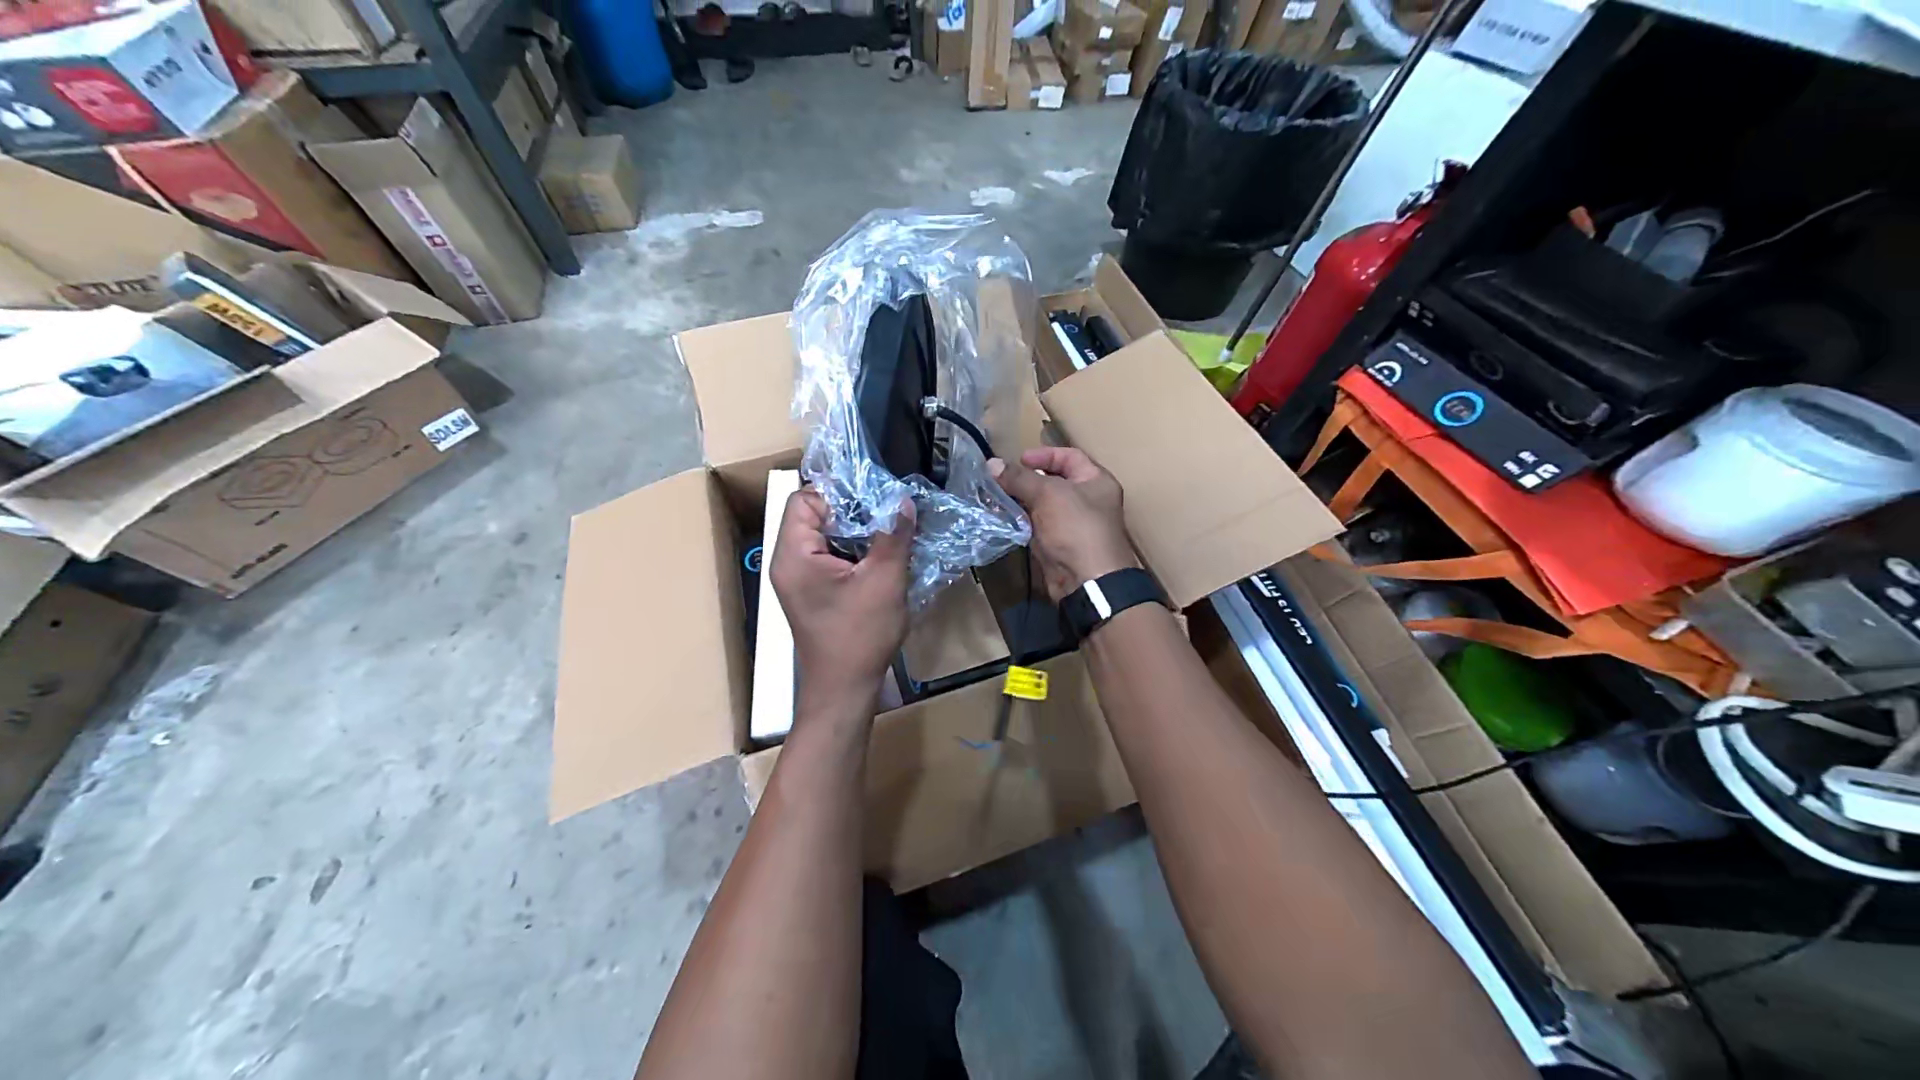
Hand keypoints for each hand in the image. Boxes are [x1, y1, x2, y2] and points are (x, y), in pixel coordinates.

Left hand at [770, 490, 913, 716]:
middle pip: (813, 516)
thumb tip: (904, 501)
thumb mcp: (883, 580)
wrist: (844, 690)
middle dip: (852, 509)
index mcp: (794, 554)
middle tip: (888, 507)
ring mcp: (799, 580)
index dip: (838, 491)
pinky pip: (829, 557)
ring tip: (889, 527)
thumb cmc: (859, 636)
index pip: (804, 499)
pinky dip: (853, 551)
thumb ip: (893, 536)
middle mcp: (788, 562)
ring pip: (824, 537)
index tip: (875, 492)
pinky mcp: (812, 593)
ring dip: (856, 531)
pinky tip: (882, 553)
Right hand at [989, 448, 1137, 601]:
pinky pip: (1036, 525)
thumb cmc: (1076, 528)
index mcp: (1096, 481)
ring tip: (994, 497)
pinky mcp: (1058, 544)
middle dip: (1026, 479)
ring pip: (1042, 505)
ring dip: (1019, 500)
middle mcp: (1087, 500)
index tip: (1019, 460)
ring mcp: (1072, 524)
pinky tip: (1001, 517)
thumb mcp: (1048, 494)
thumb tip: (991, 464)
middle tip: (1002, 479)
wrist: (1087, 581)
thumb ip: (1019, 478)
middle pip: (1053, 481)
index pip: (1070, 456)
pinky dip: (1020, 520)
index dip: (1045, 454)